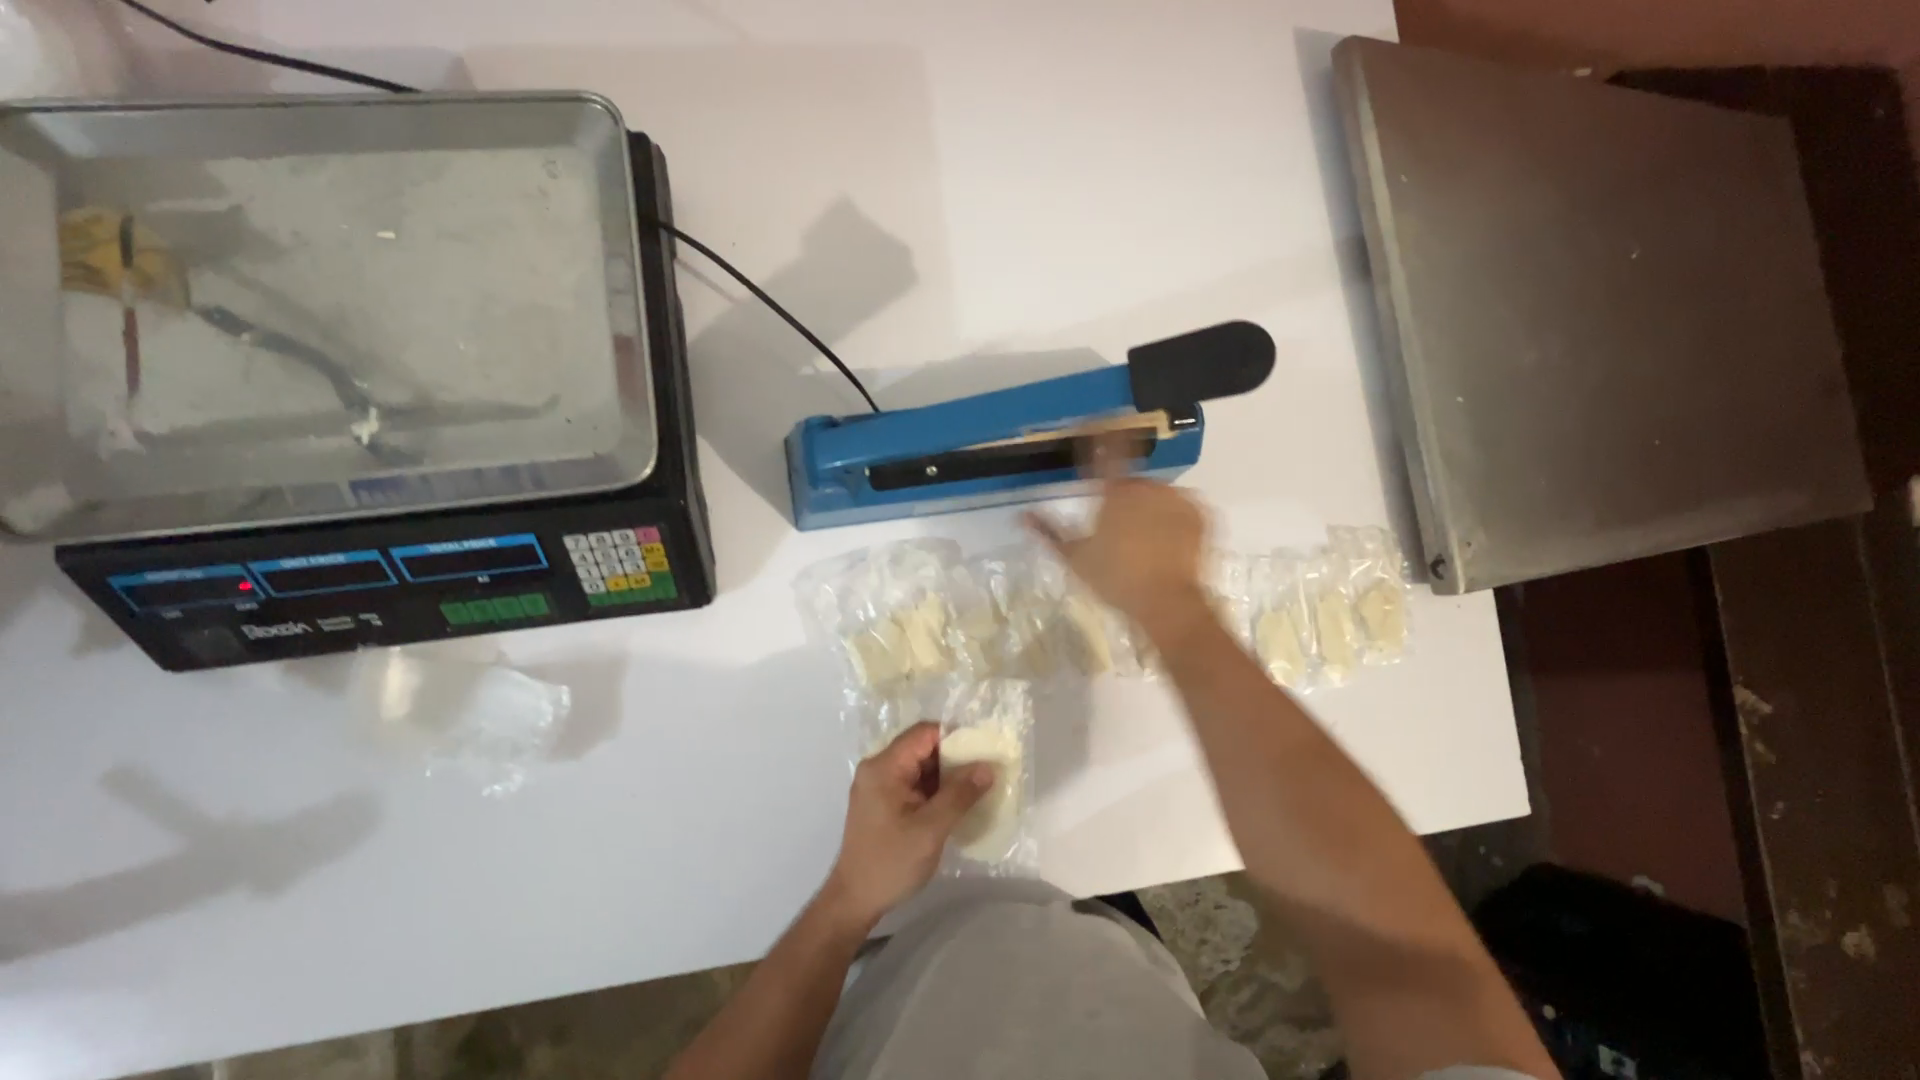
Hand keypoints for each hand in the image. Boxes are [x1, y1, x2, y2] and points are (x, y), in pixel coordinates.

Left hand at [822, 722, 993, 927]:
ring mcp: (879, 786)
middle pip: (922, 748)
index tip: (984, 751)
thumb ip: (959, 794)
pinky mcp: (883, 802)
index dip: (955, 737)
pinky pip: (913, 784)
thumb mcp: (931, 829)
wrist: (855, 899)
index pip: (924, 734)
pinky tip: (957, 803)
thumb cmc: (891, 862)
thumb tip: (988, 766)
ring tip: (977, 787)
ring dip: (946, 776)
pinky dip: (935, 790)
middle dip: (954, 758)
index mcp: (884, 767)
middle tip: (986, 771)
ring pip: (919, 767)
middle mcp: (878, 769)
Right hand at [1024, 432, 1213, 641]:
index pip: (1106, 448)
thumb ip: (1048, 532)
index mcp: (1114, 492)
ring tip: (1146, 542)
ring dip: (1151, 509)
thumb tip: (1022, 514)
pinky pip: (1183, 509)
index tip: (1098, 418)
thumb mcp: (1075, 560)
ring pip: (1158, 495)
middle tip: (1120, 527)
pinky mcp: (1201, 513)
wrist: (1169, 604)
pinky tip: (1169, 544)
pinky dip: (1176, 520)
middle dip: (1126, 497)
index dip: (1100, 429)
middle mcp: (1146, 486)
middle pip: (1132, 482)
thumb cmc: (1117, 581)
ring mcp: (1177, 498)